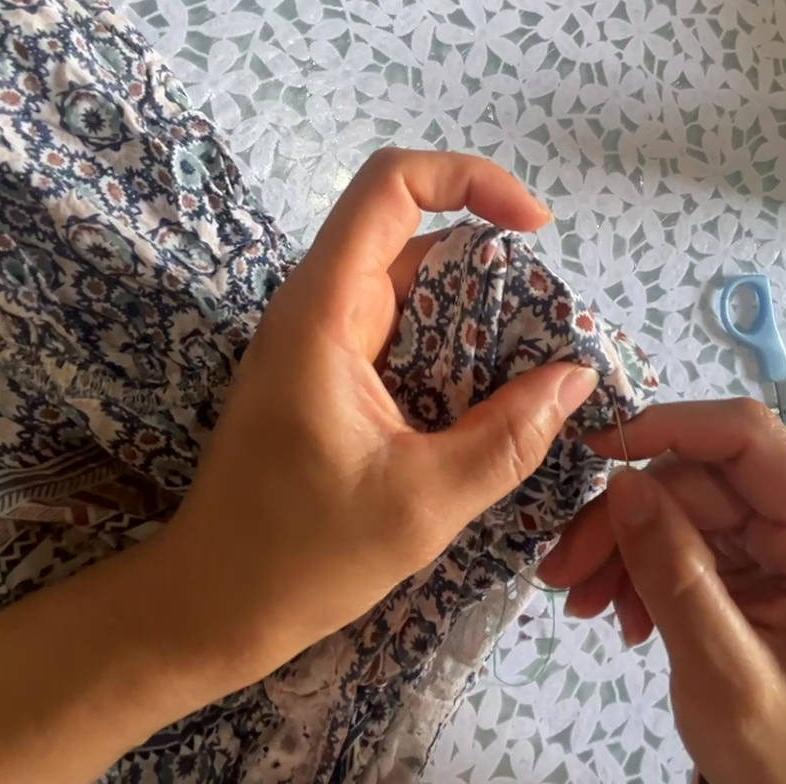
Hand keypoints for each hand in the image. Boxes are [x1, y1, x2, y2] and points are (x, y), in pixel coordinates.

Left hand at [155, 148, 600, 690]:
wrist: (210, 605)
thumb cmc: (298, 557)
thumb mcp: (422, 503)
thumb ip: (509, 438)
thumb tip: (575, 379)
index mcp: (325, 311)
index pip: (391, 185)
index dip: (469, 179)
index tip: (535, 226)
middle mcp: (320, 304)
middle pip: (414, 236)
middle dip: (492, 268)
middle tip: (545, 332)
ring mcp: (322, 335)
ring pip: (414, 285)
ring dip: (477, 315)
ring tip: (530, 370)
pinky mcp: (330, 367)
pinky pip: (404, 328)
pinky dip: (453, 348)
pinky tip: (488, 395)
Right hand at [536, 400, 785, 783]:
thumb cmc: (778, 761)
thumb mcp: (722, 679)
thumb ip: (674, 575)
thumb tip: (622, 481)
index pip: (752, 440)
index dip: (673, 426)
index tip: (596, 446)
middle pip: (699, 475)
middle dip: (625, 515)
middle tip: (566, 570)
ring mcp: (779, 538)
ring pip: (677, 498)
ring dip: (620, 543)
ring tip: (584, 601)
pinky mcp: (750, 554)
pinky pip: (677, 528)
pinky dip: (636, 562)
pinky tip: (620, 612)